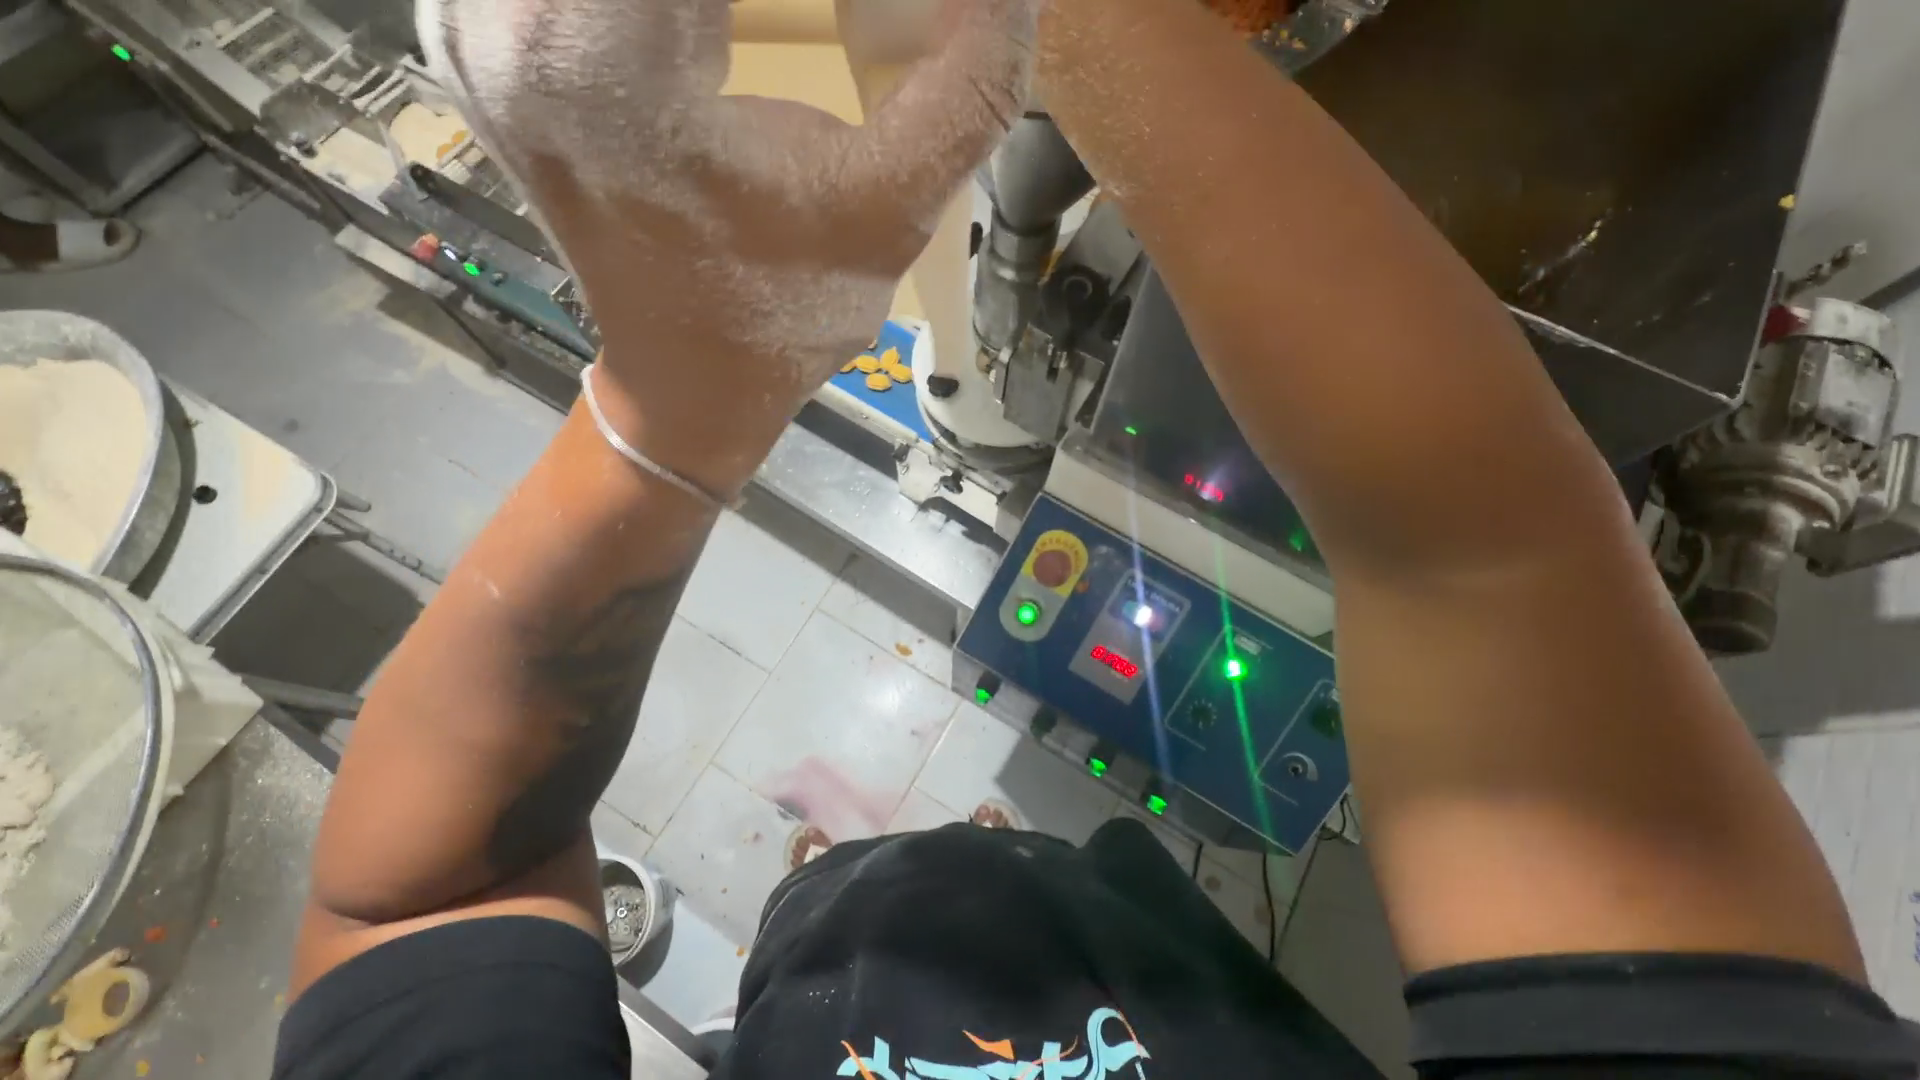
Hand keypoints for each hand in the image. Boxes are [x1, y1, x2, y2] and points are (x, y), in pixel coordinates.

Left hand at [435, 0, 1034, 491]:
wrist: (687, 383)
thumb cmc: (780, 319)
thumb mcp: (893, 215)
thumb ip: (969, 88)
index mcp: (610, 66)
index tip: (878, 9)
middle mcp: (514, 25)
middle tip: (850, 17)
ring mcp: (483, 25)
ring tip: (788, 22)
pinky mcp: (492, 34)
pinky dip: (699, 0)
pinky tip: (730, 24)